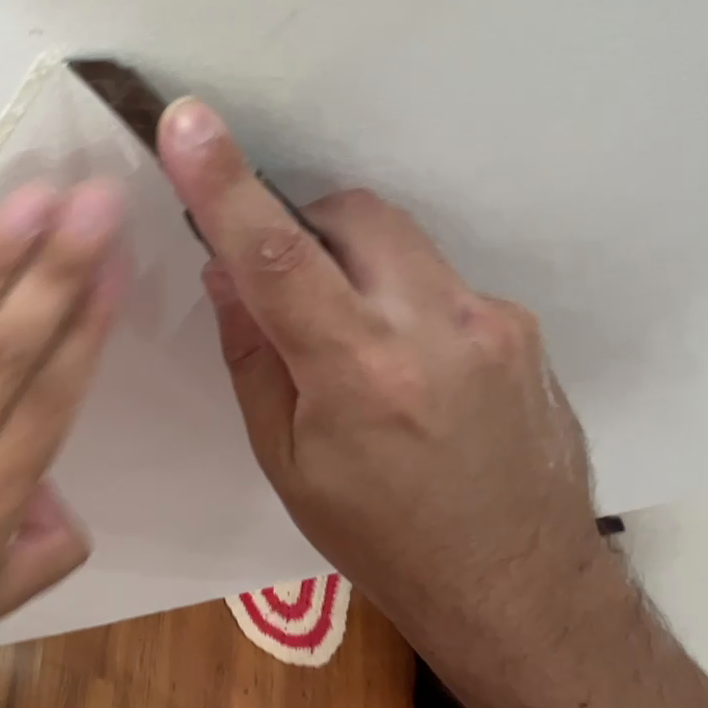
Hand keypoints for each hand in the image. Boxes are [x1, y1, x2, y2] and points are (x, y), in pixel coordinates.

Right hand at [154, 98, 609, 634]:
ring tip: (332, 343)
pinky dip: (390, 299)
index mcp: (356, 372)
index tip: (188, 126)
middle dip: (297, 223)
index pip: (275, 257)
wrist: (511, 581)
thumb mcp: (284, 458)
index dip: (223, 186)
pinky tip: (389, 368)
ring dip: (345, 266)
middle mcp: (434, 328)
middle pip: (353, 217)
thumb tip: (226, 275)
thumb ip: (254, 357)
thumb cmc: (372, 534)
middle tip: (269, 276)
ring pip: (397, 246)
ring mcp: (492, 321)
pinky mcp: (519, 328)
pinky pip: (433, 282)